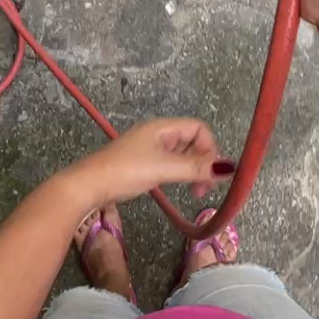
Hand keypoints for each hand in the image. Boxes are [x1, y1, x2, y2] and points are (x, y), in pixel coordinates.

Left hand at [58, 118, 227, 206]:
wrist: (89, 185)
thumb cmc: (125, 171)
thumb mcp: (164, 168)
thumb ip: (196, 167)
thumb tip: (229, 167)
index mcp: (163, 127)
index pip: (199, 129)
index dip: (210, 149)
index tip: (210, 174)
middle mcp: (158, 133)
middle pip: (193, 141)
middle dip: (203, 162)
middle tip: (201, 188)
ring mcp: (149, 148)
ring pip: (182, 154)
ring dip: (192, 170)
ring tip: (192, 191)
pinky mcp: (142, 163)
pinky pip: (169, 163)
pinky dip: (178, 173)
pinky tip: (175, 186)